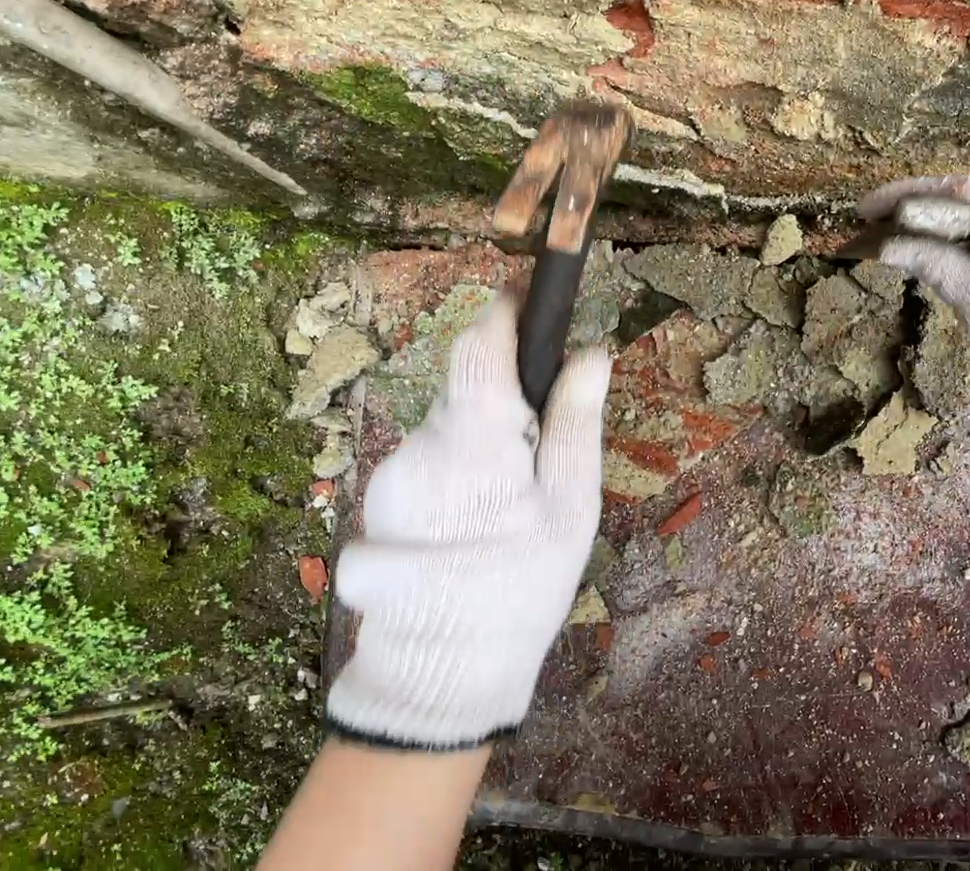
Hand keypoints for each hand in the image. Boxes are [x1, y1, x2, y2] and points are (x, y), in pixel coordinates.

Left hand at [325, 296, 610, 748]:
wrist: (441, 671)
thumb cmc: (522, 583)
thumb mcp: (569, 505)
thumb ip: (575, 424)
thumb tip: (590, 352)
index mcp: (474, 441)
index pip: (478, 347)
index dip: (502, 313)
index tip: (523, 299)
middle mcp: (421, 446)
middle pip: (466, 388)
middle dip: (502, 397)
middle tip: (540, 447)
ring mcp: (392, 473)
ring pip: (448, 424)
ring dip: (480, 437)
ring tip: (509, 499)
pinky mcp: (379, 498)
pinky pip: (428, 458)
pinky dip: (456, 467)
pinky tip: (474, 518)